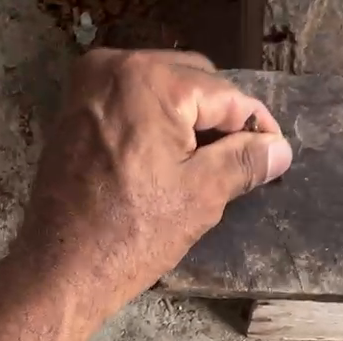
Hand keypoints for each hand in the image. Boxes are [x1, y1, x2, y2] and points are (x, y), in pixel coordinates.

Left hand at [17, 50, 291, 317]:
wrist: (63, 268)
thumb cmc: (131, 234)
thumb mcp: (201, 197)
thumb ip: (244, 162)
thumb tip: (279, 150)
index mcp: (148, 80)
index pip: (222, 92)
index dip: (256, 123)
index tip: (277, 151)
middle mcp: (113, 69)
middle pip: (191, 82)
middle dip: (220, 120)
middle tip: (244, 162)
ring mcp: (88, 89)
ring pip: (161, 93)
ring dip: (190, 124)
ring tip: (210, 167)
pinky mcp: (76, 115)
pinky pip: (131, 107)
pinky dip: (157, 127)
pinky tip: (171, 164)